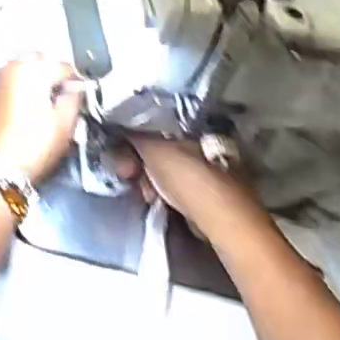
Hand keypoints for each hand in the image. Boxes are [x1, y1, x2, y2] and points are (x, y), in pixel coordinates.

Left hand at [0, 60, 83, 183]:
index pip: (62, 67)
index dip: (76, 81)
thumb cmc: (32, 145)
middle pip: (40, 62)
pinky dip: (21, 87)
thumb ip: (74, 99)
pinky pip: (10, 81)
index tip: (82, 96)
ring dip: (36, 80)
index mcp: (31, 68)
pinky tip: (27, 106)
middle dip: (53, 75)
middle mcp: (10, 65)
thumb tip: (75, 86)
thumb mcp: (63, 124)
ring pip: (23, 70)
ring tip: (45, 103)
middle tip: (62, 97)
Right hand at [116, 136, 261, 233]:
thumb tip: (119, 124)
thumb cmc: (186, 174)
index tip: (123, 152)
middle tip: (130, 175)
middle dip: (139, 163)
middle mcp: (198, 140)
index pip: (153, 124)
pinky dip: (164, 194)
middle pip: (157, 148)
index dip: (133, 137)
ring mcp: (205, 167)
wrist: (221, 217)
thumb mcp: (151, 146)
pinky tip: (159, 203)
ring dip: (149, 182)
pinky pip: (175, 187)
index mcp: (188, 123)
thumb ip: (133, 134)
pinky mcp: (207, 194)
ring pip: (164, 170)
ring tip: (148, 195)